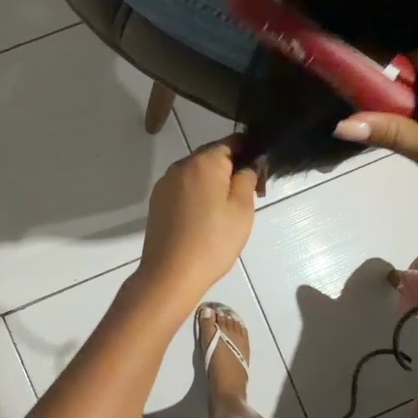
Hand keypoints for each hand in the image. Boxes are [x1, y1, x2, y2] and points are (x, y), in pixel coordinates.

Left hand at [135, 138, 258, 303]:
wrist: (170, 275)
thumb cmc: (213, 241)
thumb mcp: (242, 208)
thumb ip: (248, 177)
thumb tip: (249, 163)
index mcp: (203, 161)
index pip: (233, 141)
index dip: (250, 153)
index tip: (260, 178)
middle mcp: (180, 165)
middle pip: (212, 157)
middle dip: (232, 171)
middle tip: (249, 199)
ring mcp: (165, 184)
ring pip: (197, 175)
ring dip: (214, 185)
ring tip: (226, 214)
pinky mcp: (157, 203)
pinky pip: (184, 190)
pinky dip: (197, 197)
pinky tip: (205, 221)